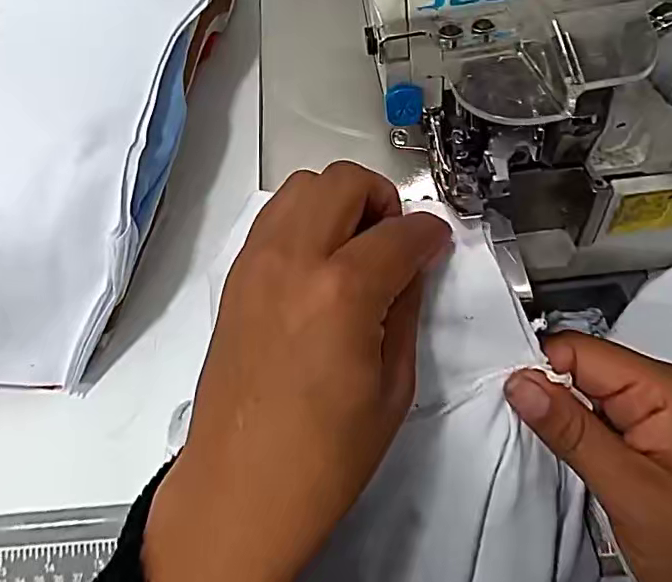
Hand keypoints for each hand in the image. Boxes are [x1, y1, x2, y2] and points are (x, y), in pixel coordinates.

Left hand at [145, 162, 450, 581]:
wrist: (239, 491)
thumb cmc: (317, 458)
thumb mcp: (393, 384)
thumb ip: (406, 304)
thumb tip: (414, 263)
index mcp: (341, 293)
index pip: (401, 231)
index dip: (429, 233)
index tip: (434, 241)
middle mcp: (292, 262)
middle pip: (346, 181)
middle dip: (383, 198)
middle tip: (395, 235)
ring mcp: (257, 263)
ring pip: (305, 183)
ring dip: (340, 199)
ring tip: (357, 241)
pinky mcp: (237, 275)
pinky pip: (275, 214)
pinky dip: (306, 216)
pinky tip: (322, 257)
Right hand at [505, 333, 671, 581]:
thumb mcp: (633, 492)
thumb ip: (573, 432)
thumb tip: (524, 382)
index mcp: (661, 387)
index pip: (578, 349)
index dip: (540, 367)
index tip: (512, 395)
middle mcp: (656, 391)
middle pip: (577, 365)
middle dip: (545, 389)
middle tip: (521, 424)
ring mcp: (649, 416)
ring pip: (580, 392)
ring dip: (556, 413)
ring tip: (544, 445)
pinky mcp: (640, 440)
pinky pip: (590, 417)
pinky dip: (569, 432)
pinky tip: (563, 453)